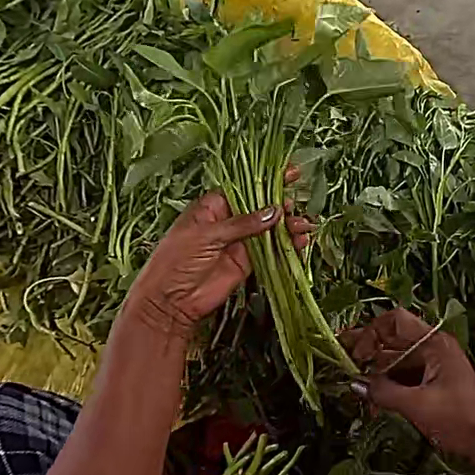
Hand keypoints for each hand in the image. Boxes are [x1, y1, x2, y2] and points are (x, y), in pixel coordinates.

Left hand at [118, 183, 312, 339]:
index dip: (267, 180)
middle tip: (296, 205)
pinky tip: (300, 242)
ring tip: (303, 227)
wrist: (171, 302)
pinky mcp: (249, 262)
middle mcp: (229, 221)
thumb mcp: (207, 236)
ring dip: (289, 226)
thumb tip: (274, 211)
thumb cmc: (176, 261)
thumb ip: (242, 224)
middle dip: (282, 204)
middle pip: (262, 207)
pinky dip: (288, 245)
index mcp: (213, 207)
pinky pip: (273, 250)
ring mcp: (240, 242)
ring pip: (271, 229)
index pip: (245, 187)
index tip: (290, 173)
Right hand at [342, 308, 474, 462]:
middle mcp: (432, 348)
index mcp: (434, 343)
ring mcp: (431, 365)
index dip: (371, 332)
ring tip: (353, 385)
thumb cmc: (459, 418)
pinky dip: (386, 385)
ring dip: (374, 372)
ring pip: (394, 360)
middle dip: (366, 348)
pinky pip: (402, 376)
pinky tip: (371, 401)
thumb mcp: (418, 405)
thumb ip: (384, 392)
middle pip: (392, 339)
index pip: (396, 320)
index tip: (357, 355)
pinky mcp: (430, 382)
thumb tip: (355, 383)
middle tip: (338, 355)